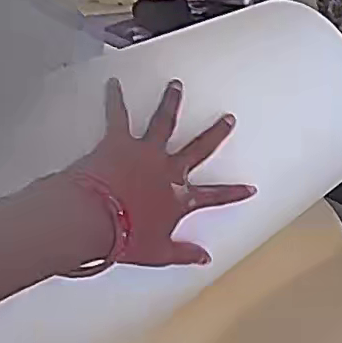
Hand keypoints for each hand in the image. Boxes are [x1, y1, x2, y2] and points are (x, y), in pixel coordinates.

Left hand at [69, 77, 255, 266]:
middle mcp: (168, 170)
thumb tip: (203, 258)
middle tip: (227, 119)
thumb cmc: (124, 237)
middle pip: (198, 148)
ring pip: (163, 122)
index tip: (249, 188)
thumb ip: (184, 253)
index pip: (215, 195)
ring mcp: (145, 152)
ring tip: (176, 87)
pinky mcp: (118, 142)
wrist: (93, 219)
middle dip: (215, 133)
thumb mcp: (158, 252)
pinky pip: (118, 116)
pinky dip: (115, 99)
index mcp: (179, 198)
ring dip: (171, 103)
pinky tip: (113, 84)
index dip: (234, 192)